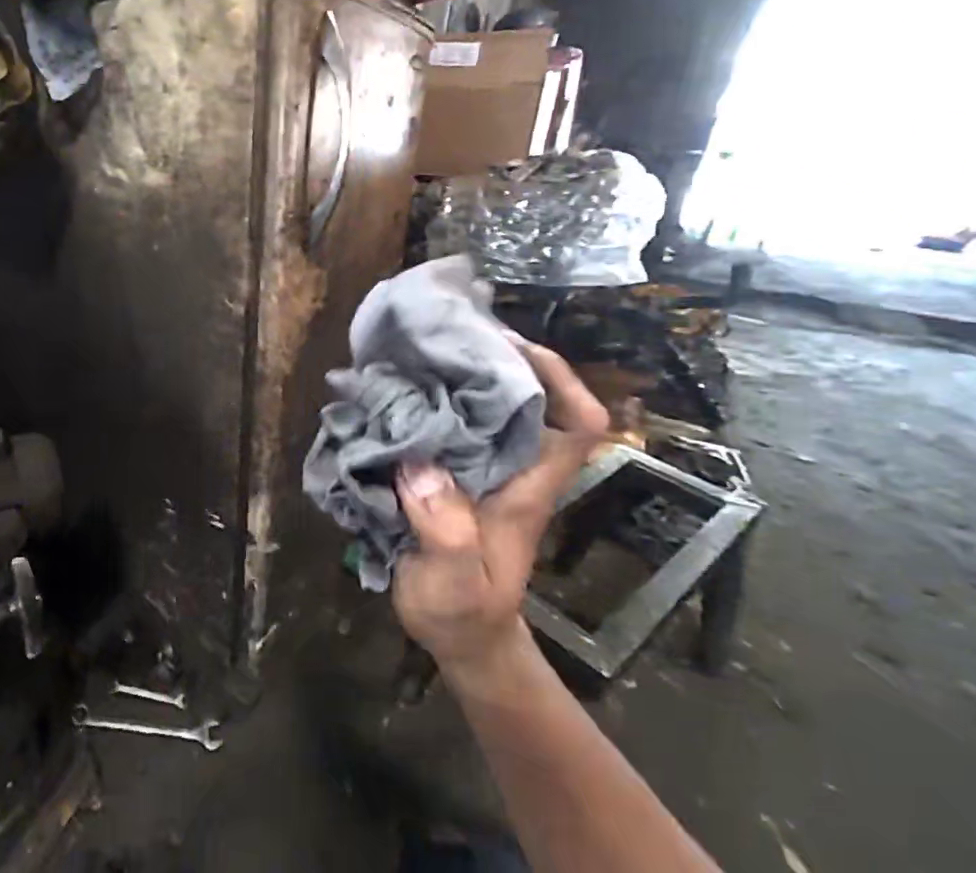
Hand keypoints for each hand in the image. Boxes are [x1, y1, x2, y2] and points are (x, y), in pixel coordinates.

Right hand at [392, 337, 608, 676]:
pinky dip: (430, 406)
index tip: (512, 348)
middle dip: (498, 362)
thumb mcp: (454, 585)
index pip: (578, 425)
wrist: (461, 638)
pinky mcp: (455, 478)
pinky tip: (396, 395)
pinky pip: (451, 429)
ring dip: (459, 379)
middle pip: (530, 401)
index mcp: (527, 488)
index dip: (561, 379)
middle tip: (448, 336)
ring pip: (488, 410)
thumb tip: (419, 467)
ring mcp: (485, 472)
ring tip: (417, 354)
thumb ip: (445, 533)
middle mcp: (513, 470)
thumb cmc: (464, 615)